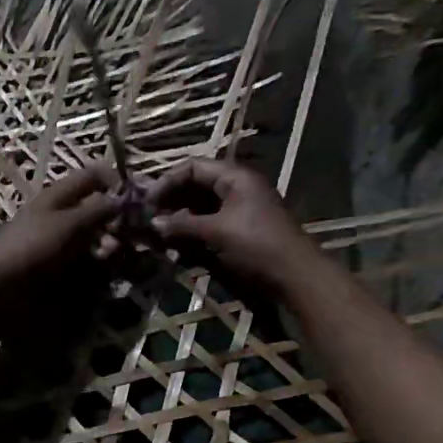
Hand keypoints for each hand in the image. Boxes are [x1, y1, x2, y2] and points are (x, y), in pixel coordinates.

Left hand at [0, 165, 123, 293]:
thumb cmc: (31, 247)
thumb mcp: (69, 224)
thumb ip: (99, 209)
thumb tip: (125, 199)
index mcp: (58, 195)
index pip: (93, 175)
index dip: (116, 182)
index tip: (136, 201)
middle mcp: (60, 212)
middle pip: (97, 206)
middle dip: (117, 218)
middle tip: (131, 234)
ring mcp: (59, 239)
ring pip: (95, 233)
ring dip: (110, 241)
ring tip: (116, 255)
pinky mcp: (58, 263)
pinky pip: (86, 255)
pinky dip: (98, 259)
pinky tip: (103, 267)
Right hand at [146, 159, 321, 293]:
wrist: (295, 275)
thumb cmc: (257, 245)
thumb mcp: (217, 232)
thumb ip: (183, 225)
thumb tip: (153, 223)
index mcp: (234, 176)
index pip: (191, 167)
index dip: (166, 181)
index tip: (146, 202)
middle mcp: (236, 186)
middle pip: (194, 184)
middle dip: (170, 200)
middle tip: (147, 217)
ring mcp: (239, 207)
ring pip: (200, 205)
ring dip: (179, 217)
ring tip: (157, 231)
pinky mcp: (239, 228)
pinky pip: (209, 221)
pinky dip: (191, 229)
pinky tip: (176, 242)